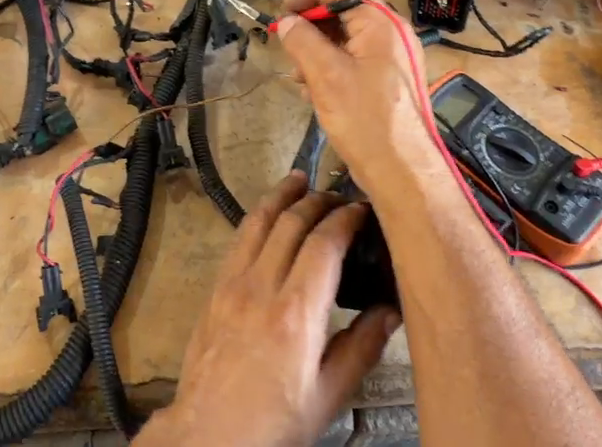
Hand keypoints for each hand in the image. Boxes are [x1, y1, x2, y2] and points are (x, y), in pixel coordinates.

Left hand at [137, 174, 400, 446]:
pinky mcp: (215, 289)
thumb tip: (390, 309)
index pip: (323, 244)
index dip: (345, 218)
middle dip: (317, 201)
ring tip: (298, 179)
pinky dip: (256, 217)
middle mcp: (262, 287)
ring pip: (258, 221)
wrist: (210, 433)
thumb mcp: (328, 395)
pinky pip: (238, 239)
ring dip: (281, 196)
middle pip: (290, 223)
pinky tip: (266, 212)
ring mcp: (233, 284)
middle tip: (338, 193)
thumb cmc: (275, 420)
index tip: (362, 208)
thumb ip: (361, 347)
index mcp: (296, 313)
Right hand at [272, 0, 437, 193]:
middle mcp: (393, 35)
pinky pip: (357, 60)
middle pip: (347, 11)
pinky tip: (314, 90)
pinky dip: (332, 66)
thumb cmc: (364, 118)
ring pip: (349, 38)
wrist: (401, 170)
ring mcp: (394, 59)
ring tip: (298, 75)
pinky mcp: (390, 82)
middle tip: (287, 43)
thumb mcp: (325, 75)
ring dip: (319, 49)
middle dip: (312, 25)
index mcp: (382, 24)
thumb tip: (287, 22)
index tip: (285, 9)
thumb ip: (302, 41)